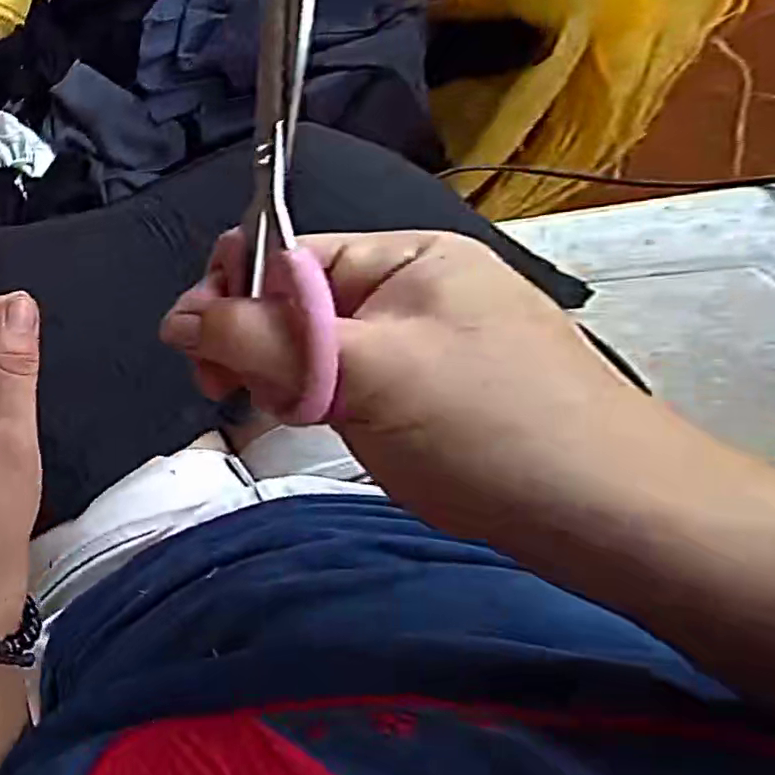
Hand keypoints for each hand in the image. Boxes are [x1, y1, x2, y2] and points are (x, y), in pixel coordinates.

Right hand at [159, 230, 660, 539]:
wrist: (600, 518)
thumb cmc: (490, 428)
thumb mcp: (363, 371)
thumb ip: (259, 338)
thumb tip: (173, 319)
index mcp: (397, 257)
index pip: (280, 255)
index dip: (228, 294)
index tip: (198, 348)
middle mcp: (391, 288)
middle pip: (279, 299)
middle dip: (245, 341)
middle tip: (227, 387)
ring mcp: (390, 339)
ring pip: (291, 342)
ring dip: (270, 373)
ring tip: (282, 408)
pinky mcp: (387, 384)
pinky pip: (315, 374)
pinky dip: (295, 394)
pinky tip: (300, 415)